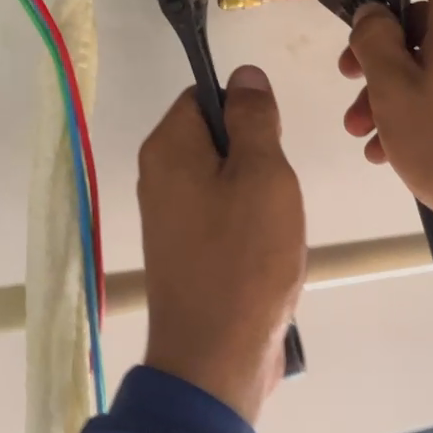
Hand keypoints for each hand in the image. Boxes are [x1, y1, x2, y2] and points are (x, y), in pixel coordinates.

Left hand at [137, 65, 305, 424]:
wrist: (216, 357)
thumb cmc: (243, 256)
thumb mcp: (262, 173)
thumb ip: (253, 118)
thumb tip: (243, 75)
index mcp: (168, 148)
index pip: (204, 95)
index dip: (243, 110)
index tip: (270, 145)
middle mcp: (158, 176)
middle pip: (215, 137)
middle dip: (255, 157)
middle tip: (274, 191)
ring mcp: (169, 216)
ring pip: (223, 178)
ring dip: (257, 195)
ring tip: (273, 228)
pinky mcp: (184, 249)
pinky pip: (220, 215)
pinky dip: (247, 226)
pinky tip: (266, 253)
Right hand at [340, 0, 432, 249]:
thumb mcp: (392, 89)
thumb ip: (374, 39)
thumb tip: (374, 13)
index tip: (364, 2)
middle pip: (424, 20)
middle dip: (378, 51)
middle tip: (347, 80)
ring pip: (432, 61)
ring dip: (391, 88)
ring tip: (361, 132)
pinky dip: (419, 105)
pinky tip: (387, 149)